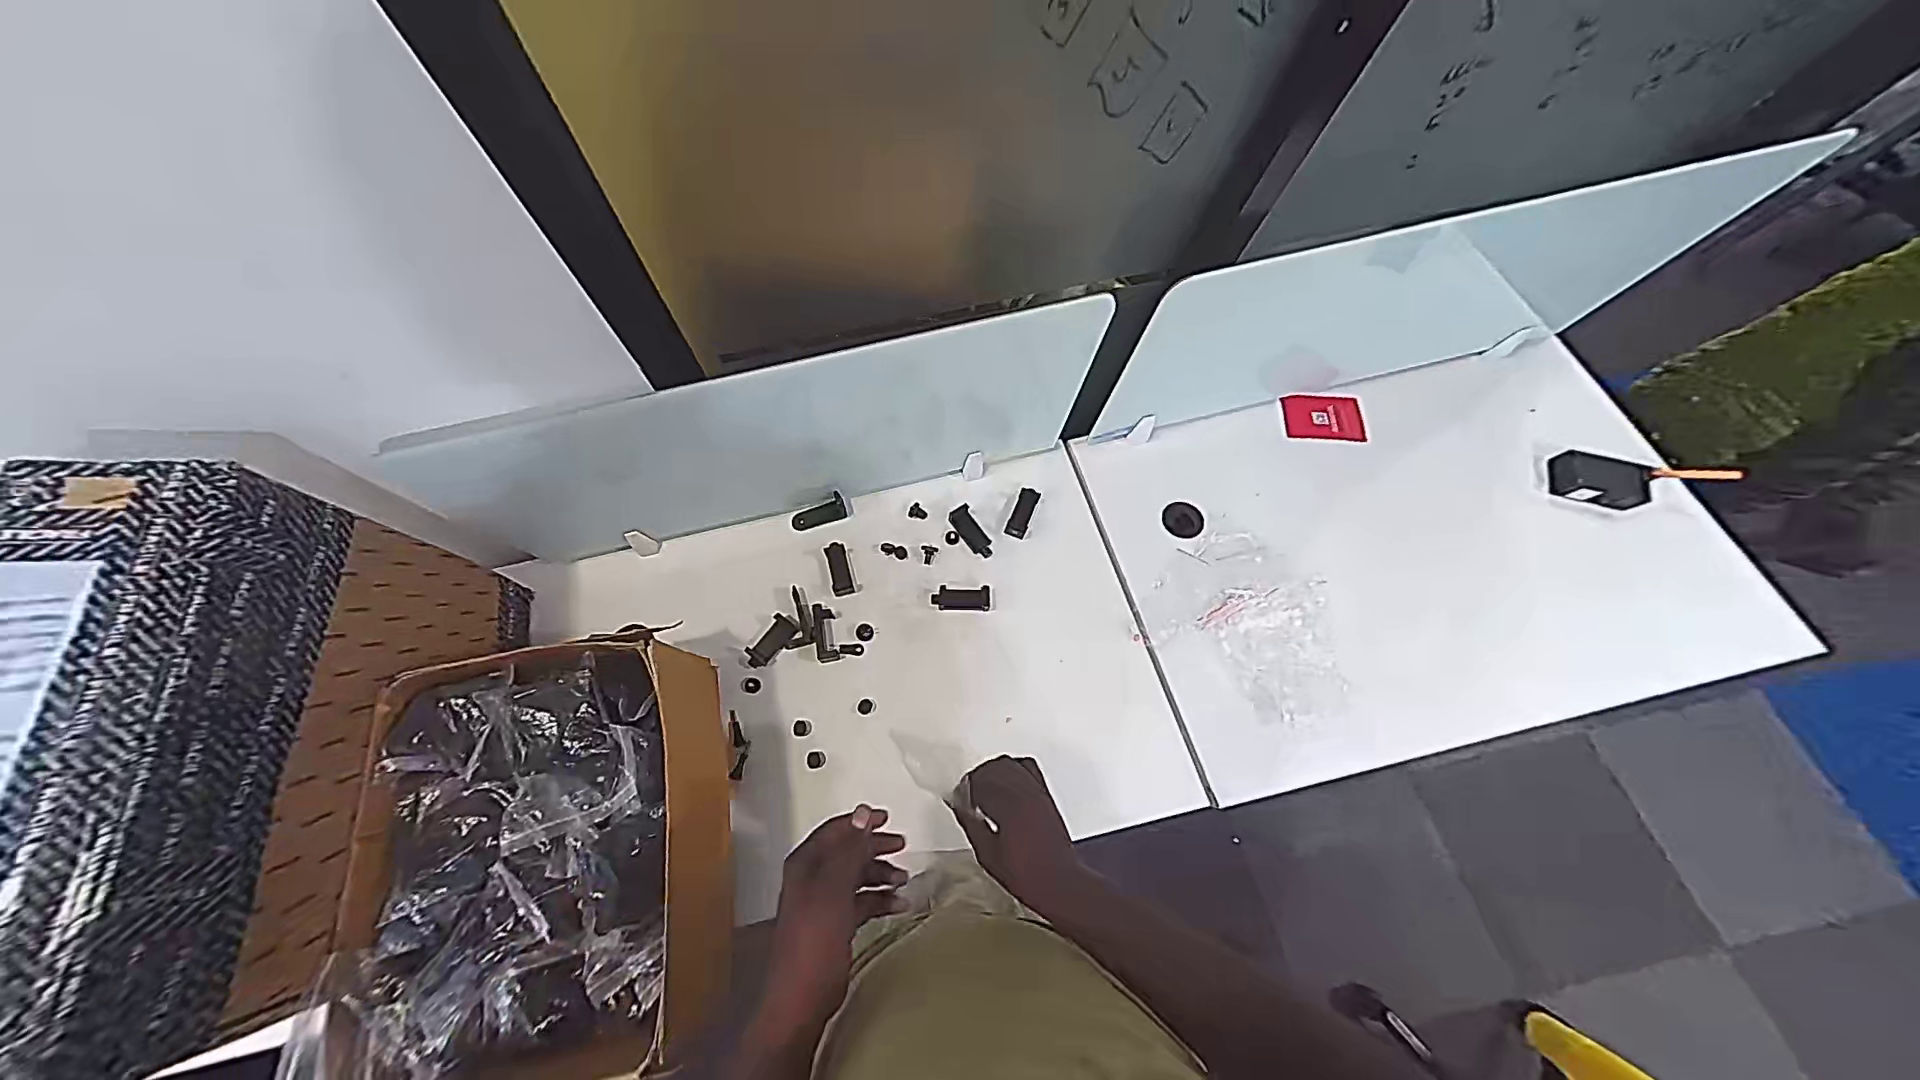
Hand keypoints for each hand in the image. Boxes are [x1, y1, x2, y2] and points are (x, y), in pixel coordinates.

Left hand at [756, 805, 907, 1038]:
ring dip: (880, 874)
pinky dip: (879, 899)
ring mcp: (822, 904)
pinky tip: (898, 904)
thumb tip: (863, 814)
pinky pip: (860, 902)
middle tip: (900, 844)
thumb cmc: (813, 943)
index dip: (860, 822)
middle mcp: (812, 880)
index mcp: (806, 865)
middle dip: (874, 847)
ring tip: (903, 878)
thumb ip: (850, 850)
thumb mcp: (834, 889)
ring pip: (856, 877)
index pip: (835, 831)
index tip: (885, 817)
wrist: (800, 1001)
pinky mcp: (833, 926)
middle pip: (847, 852)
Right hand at [950, 756, 1097, 917]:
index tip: (958, 799)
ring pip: (1008, 763)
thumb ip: (971, 824)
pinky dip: (1013, 768)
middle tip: (967, 796)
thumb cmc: (1027, 875)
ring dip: (991, 771)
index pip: (978, 783)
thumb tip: (959, 805)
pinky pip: (1027, 766)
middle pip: (991, 768)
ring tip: (984, 789)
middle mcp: (1024, 793)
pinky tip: (1006, 782)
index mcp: (1008, 806)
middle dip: (974, 779)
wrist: (1058, 882)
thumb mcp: (988, 855)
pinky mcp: (1045, 793)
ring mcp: (1036, 791)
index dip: (963, 791)